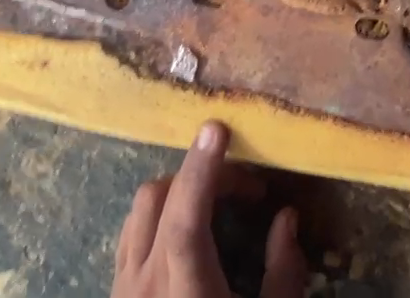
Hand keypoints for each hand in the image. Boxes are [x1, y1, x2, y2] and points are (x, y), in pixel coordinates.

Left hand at [111, 121, 305, 297]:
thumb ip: (283, 272)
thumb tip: (286, 218)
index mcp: (184, 290)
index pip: (186, 213)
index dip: (203, 168)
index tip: (219, 128)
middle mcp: (143, 285)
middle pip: (159, 198)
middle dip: (203, 175)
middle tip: (249, 188)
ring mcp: (123, 294)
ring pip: (139, 214)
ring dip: (178, 194)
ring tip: (218, 207)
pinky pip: (131, 240)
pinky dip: (160, 219)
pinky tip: (188, 239)